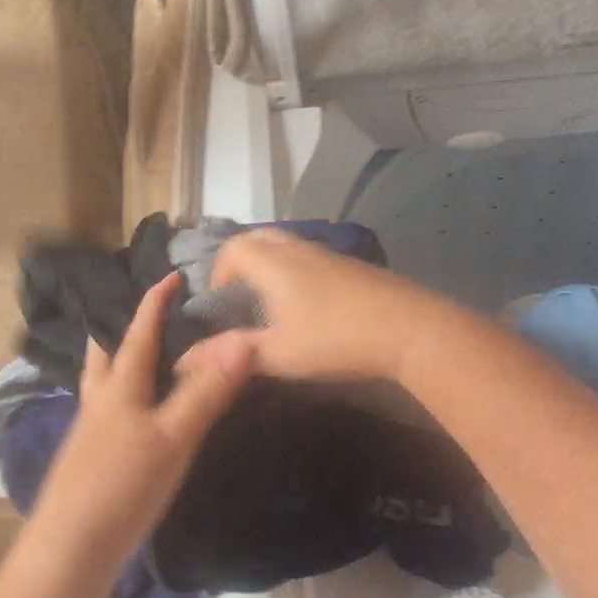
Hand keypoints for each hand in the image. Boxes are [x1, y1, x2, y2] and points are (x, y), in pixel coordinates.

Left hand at [27, 273, 252, 574]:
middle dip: (121, 327)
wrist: (69, 551)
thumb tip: (244, 342)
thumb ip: (206, 392)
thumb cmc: (121, 486)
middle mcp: (99, 403)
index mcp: (119, 389)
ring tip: (139, 354)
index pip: (139, 333)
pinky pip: (106, 411)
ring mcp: (89, 435)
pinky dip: (122, 395)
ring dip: (117, 360)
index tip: (172, 276)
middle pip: (105, 353)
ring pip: (102, 383)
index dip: (155, 303)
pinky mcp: (88, 462)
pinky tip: (135, 414)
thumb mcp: (173, 438)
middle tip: (141, 311)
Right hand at [210, 228, 463, 381]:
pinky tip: (312, 306)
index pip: (234, 248)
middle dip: (242, 260)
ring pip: (290, 245)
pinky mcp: (356, 267)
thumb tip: (186, 360)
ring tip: (273, 302)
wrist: (410, 329)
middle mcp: (300, 250)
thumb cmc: (337, 340)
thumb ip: (233, 352)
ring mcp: (332, 255)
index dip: (219, 271)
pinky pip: (314, 257)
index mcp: (275, 264)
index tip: (221, 304)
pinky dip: (299, 270)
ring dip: (273, 264)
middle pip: (261, 238)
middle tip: (242, 295)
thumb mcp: (279, 353)